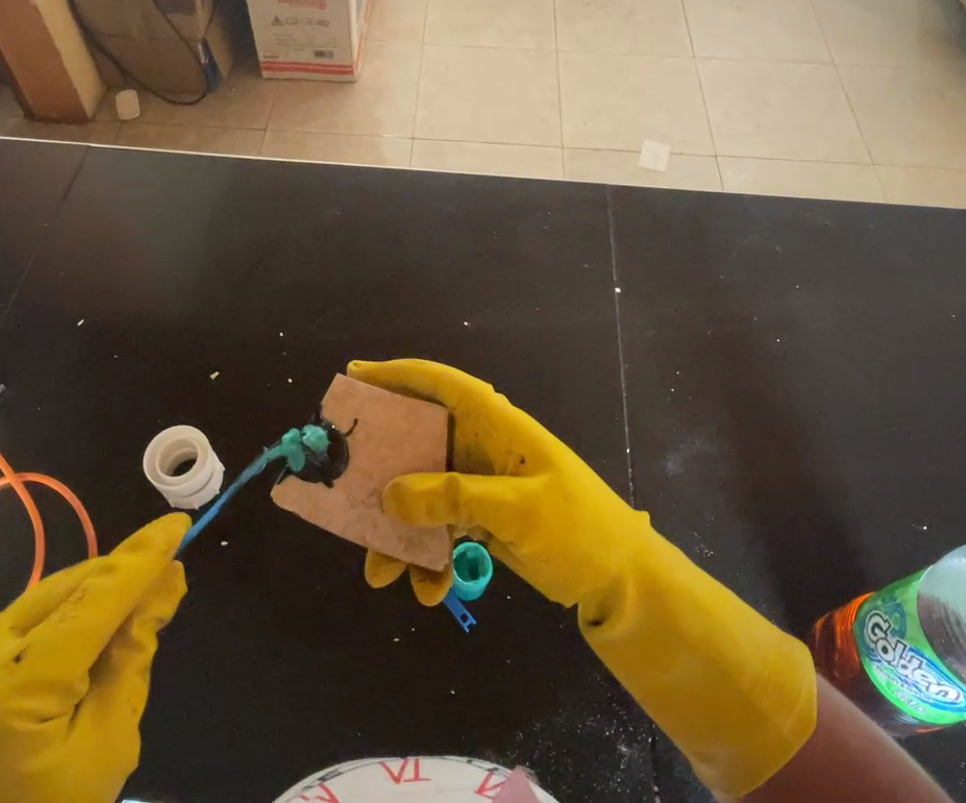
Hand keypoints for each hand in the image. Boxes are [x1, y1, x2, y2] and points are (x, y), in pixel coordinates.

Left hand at [0, 513, 188, 802]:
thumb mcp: (109, 744)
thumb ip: (132, 659)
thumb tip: (164, 587)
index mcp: (18, 688)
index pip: (93, 600)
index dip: (140, 559)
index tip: (178, 524)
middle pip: (63, 590)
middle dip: (119, 572)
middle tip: (170, 572)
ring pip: (37, 601)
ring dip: (90, 590)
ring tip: (137, 598)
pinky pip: (14, 627)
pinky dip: (58, 615)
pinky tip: (89, 627)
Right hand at [349, 359, 817, 797]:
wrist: (622, 583)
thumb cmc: (580, 531)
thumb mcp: (520, 512)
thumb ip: (454, 497)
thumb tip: (389, 494)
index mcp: (500, 428)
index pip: (445, 387)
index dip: (400, 376)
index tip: (356, 374)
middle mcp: (484, 450)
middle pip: (419, 445)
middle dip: (381, 473)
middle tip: (342, 490)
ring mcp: (481, 487)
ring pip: (422, 497)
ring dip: (398, 534)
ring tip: (379, 574)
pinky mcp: (483, 522)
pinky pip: (440, 530)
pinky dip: (428, 559)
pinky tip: (427, 591)